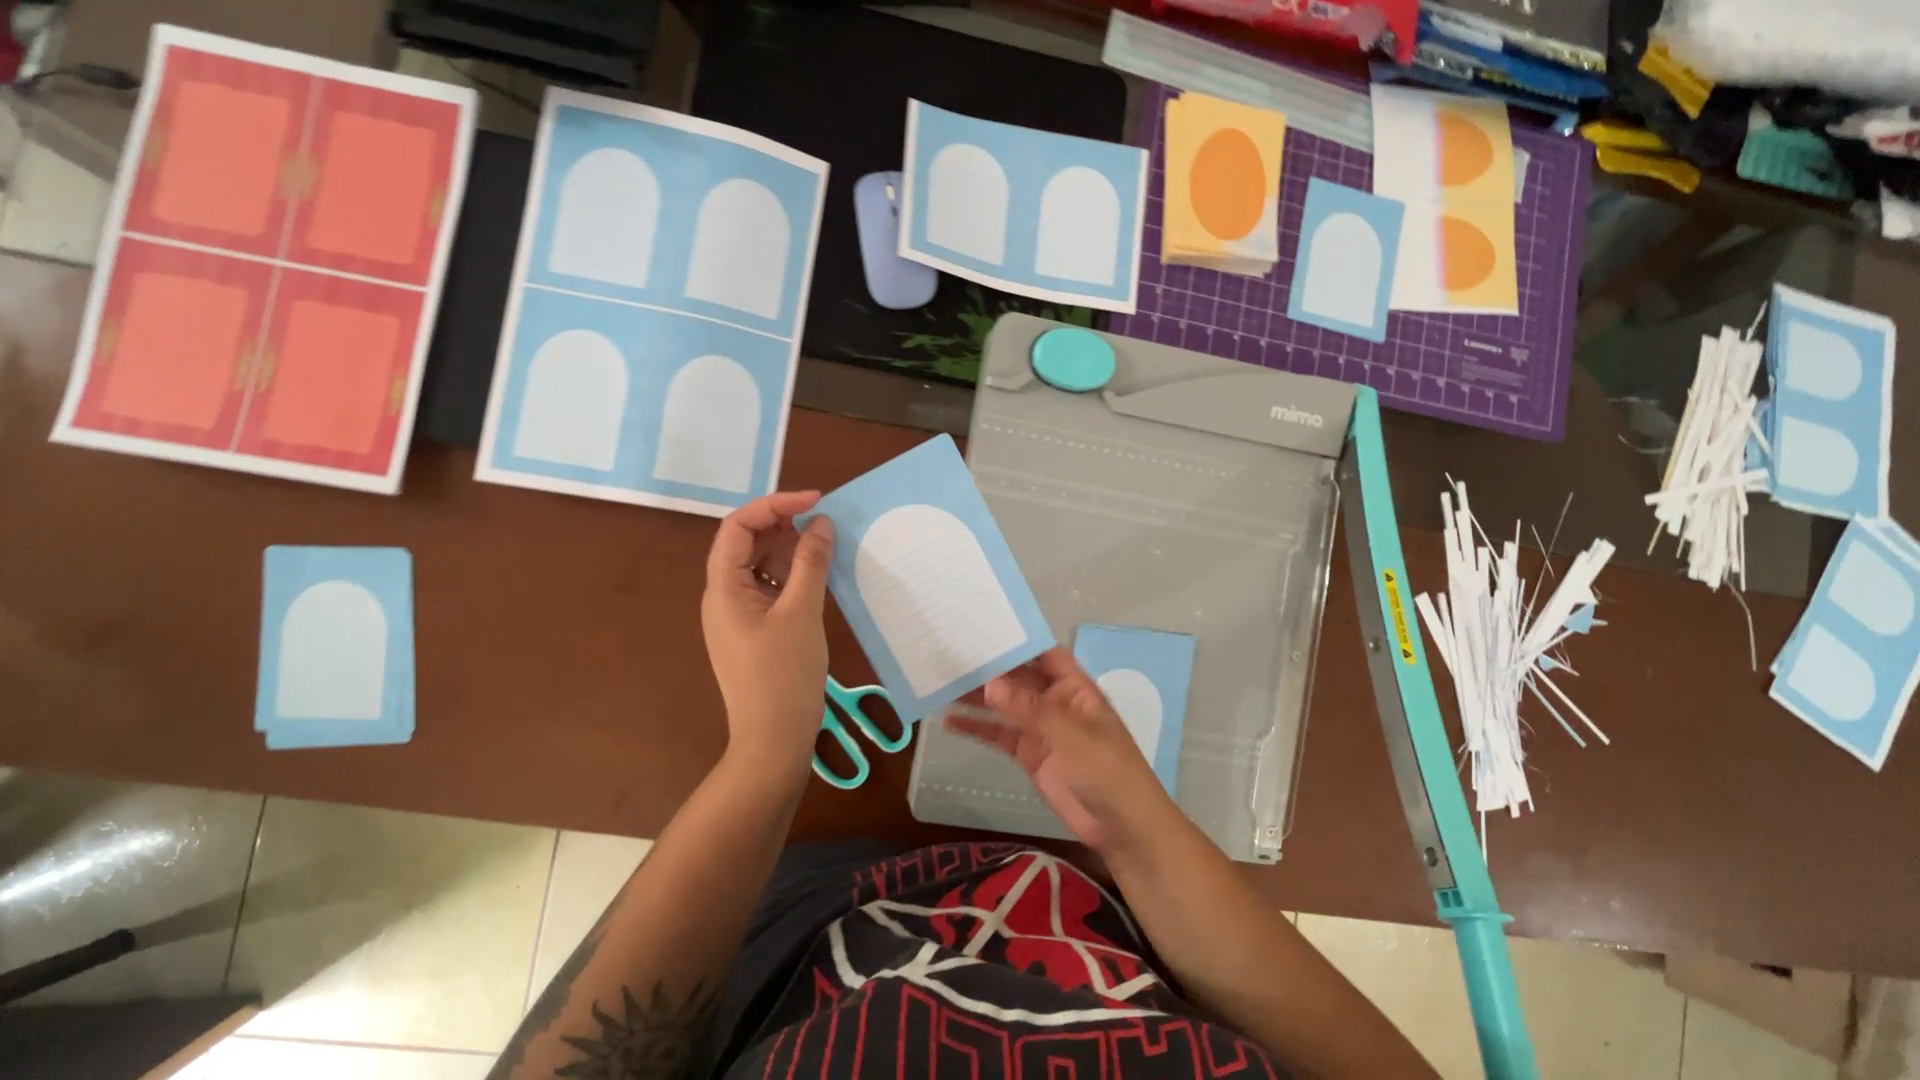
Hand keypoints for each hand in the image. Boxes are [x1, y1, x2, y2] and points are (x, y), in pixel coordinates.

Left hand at [702, 491, 835, 777]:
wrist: (773, 741)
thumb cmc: (783, 676)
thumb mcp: (801, 614)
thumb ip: (811, 564)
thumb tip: (822, 522)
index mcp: (723, 588)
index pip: (738, 527)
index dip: (774, 505)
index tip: (815, 501)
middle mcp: (725, 596)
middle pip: (748, 544)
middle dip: (785, 526)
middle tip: (826, 524)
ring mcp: (739, 616)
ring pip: (762, 567)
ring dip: (792, 551)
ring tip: (829, 548)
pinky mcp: (756, 632)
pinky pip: (772, 590)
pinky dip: (795, 577)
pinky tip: (822, 578)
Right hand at [945, 648, 1181, 856]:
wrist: (1121, 825)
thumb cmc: (1106, 770)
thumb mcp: (1071, 734)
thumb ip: (1030, 709)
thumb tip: (990, 683)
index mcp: (1075, 689)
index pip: (1045, 655)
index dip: (1019, 643)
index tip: (983, 630)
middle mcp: (1056, 703)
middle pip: (1019, 679)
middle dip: (990, 669)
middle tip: (950, 655)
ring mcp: (1042, 730)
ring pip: (1005, 707)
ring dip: (977, 697)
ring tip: (941, 684)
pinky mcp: (1030, 756)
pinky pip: (999, 736)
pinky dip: (977, 729)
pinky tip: (949, 722)